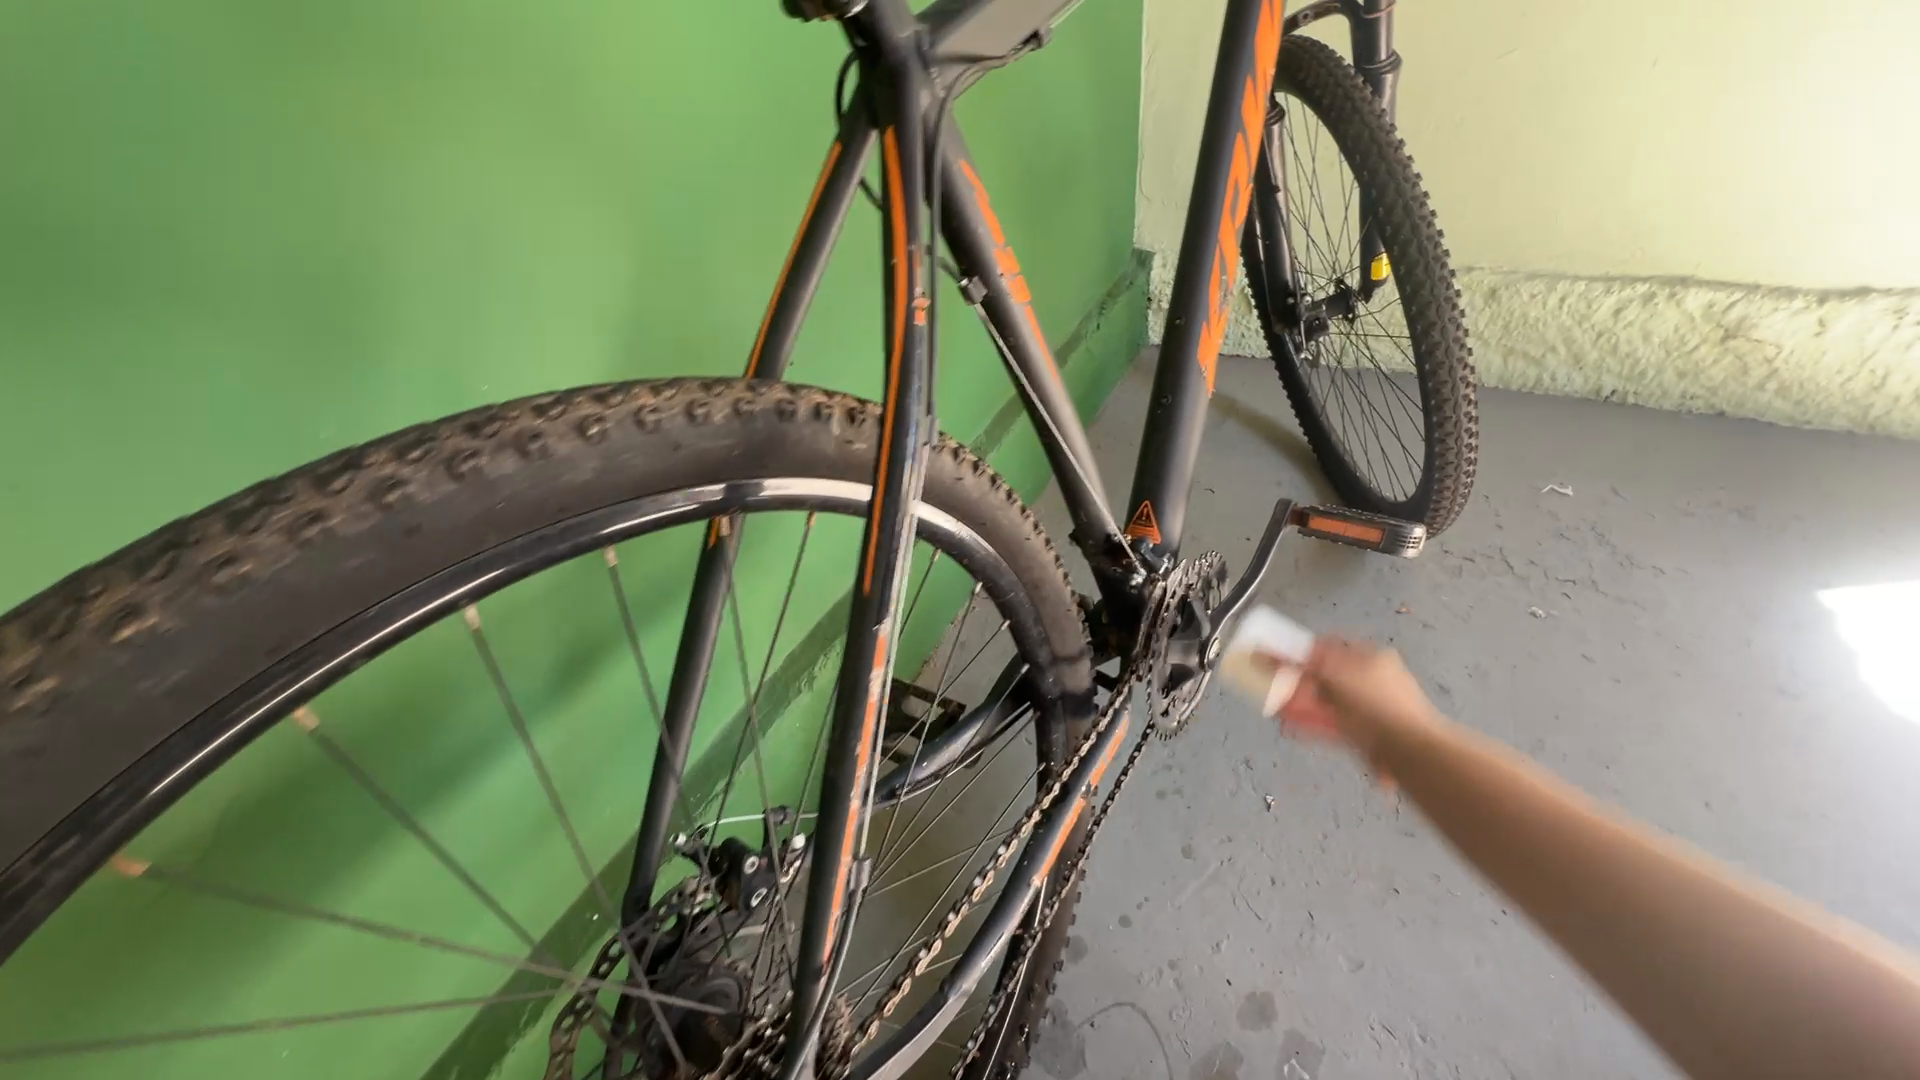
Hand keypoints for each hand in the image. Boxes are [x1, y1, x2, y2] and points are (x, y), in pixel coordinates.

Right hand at [1276, 637, 1440, 768]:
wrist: (1409, 751)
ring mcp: (1371, 708)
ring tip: (1280, 710)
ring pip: (1328, 702)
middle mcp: (1374, 679)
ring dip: (1302, 705)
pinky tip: (1293, 727)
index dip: (1302, 652)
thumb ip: (1303, 660)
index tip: (1279, 661)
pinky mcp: (1367, 734)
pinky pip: (1334, 723)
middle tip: (1275, 689)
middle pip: (1326, 676)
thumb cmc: (1374, 703)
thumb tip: (1274, 652)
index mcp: (1371, 657)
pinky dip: (1313, 724)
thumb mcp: (1333, 671)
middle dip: (1298, 684)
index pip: (1330, 646)